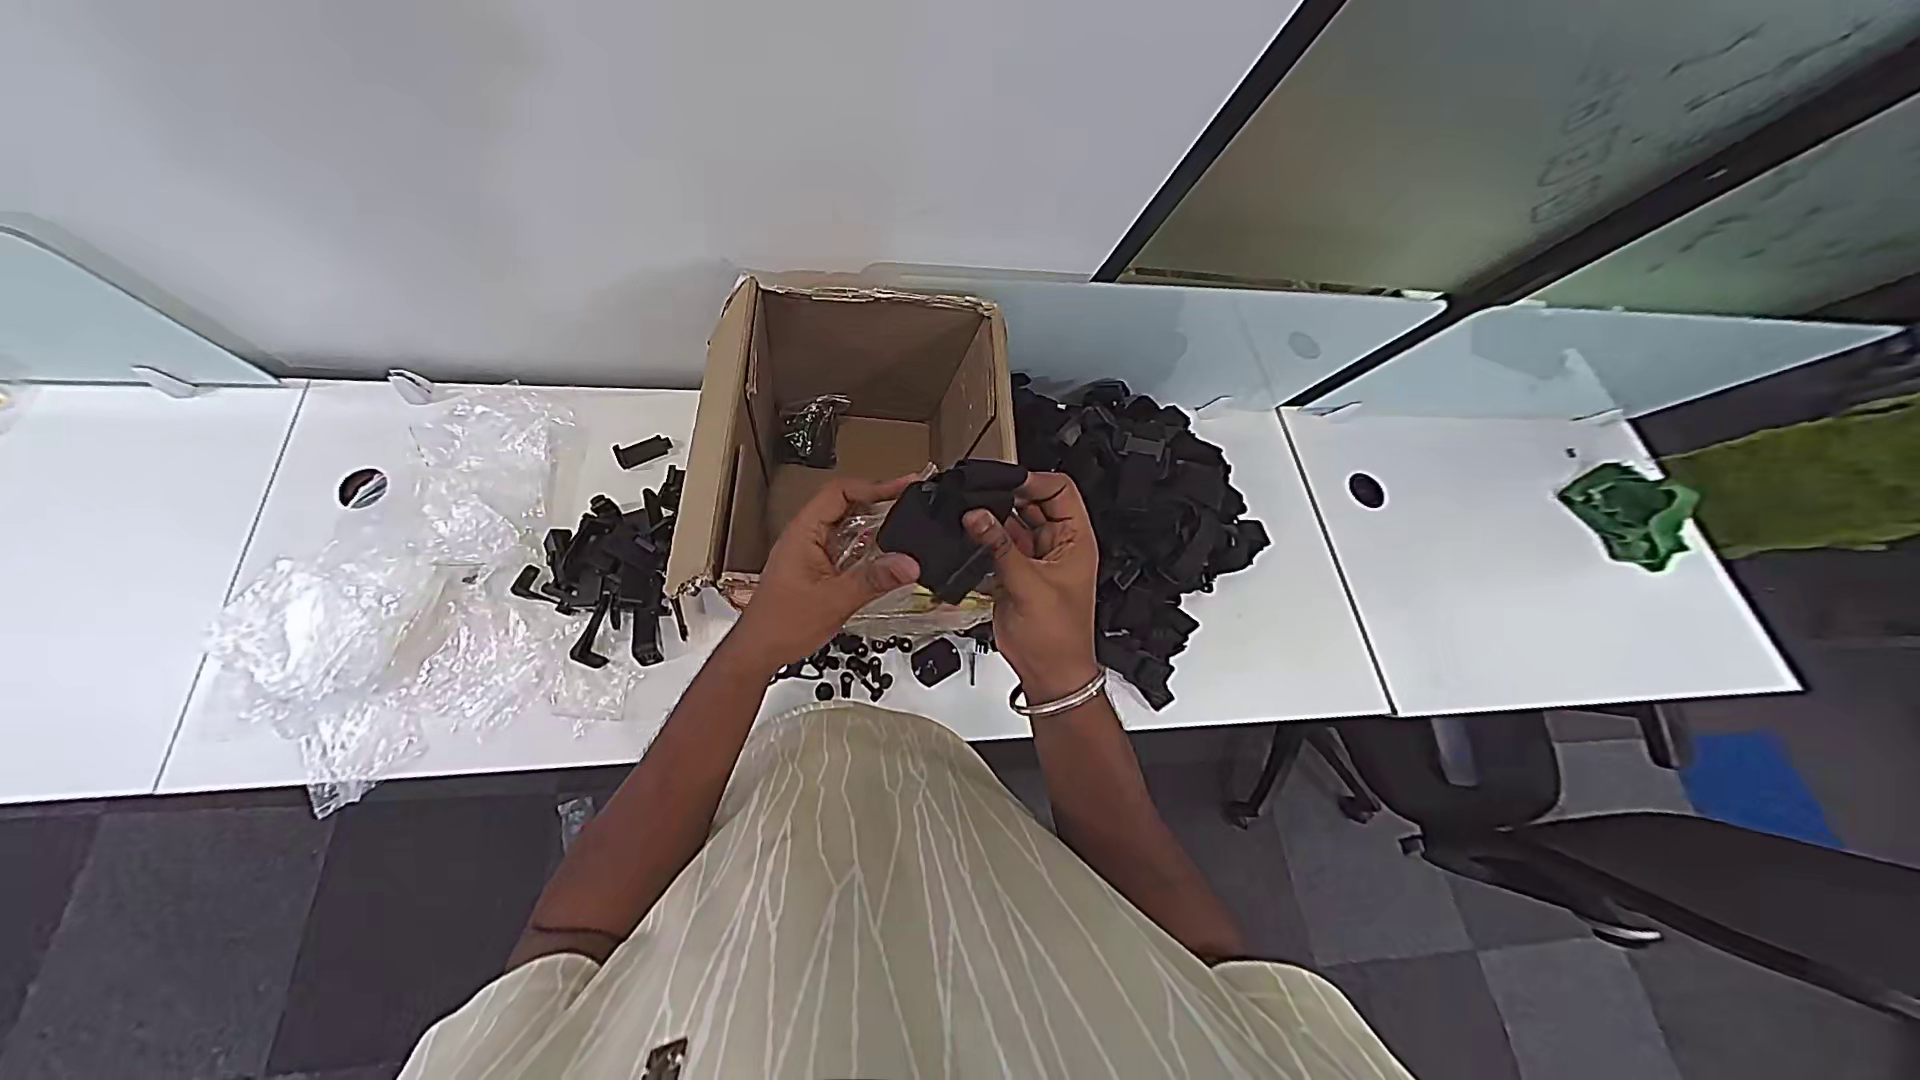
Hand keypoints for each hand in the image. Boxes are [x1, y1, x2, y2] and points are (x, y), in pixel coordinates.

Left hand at [729, 474, 920, 668]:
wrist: (759, 651)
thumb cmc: (780, 624)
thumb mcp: (835, 600)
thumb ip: (874, 580)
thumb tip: (907, 563)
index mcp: (803, 533)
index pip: (840, 492)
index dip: (875, 486)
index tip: (903, 486)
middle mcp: (805, 536)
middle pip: (846, 504)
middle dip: (879, 501)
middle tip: (909, 500)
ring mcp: (810, 551)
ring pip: (846, 526)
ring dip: (874, 524)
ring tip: (904, 524)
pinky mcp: (816, 567)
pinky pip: (845, 547)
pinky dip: (867, 547)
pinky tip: (884, 557)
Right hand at [963, 472, 1101, 701]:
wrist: (1048, 672)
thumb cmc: (1058, 638)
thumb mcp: (1029, 585)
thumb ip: (999, 547)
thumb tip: (978, 516)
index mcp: (1075, 540)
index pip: (1060, 491)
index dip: (1035, 480)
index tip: (1007, 480)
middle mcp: (1056, 545)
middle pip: (1032, 503)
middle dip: (1006, 497)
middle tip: (979, 495)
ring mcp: (1033, 558)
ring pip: (1011, 524)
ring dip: (992, 518)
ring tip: (970, 515)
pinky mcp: (1013, 573)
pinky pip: (997, 546)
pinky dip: (983, 540)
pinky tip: (969, 537)